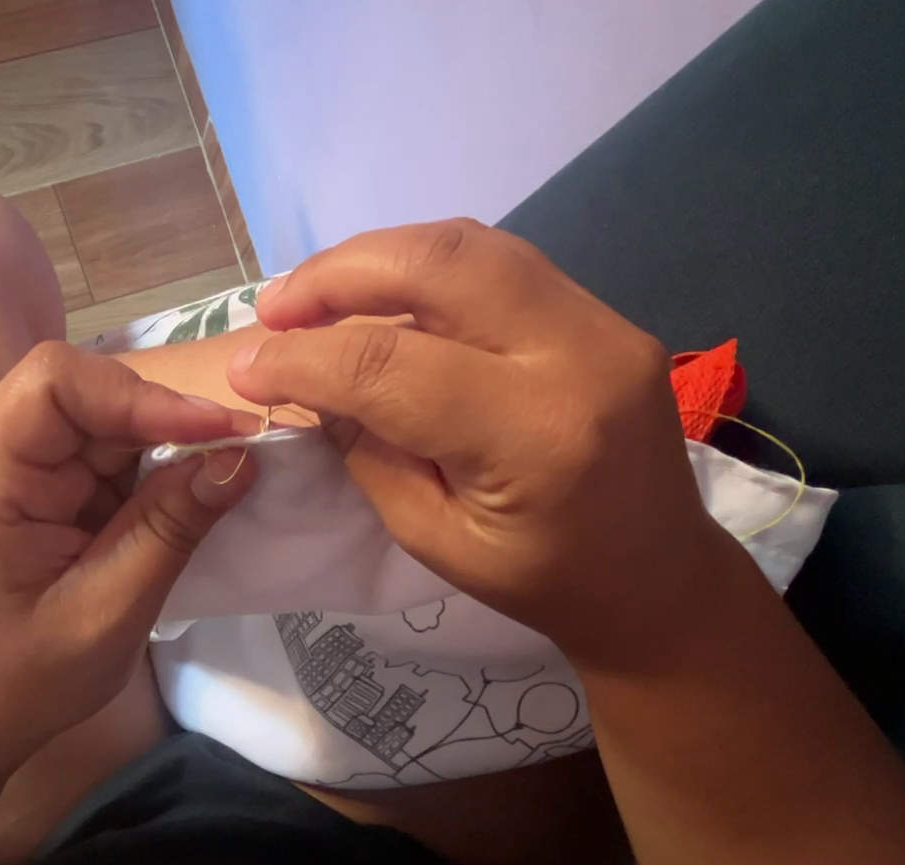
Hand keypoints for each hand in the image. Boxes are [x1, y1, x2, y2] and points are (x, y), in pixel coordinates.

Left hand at [0, 343, 255, 763]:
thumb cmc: (31, 677)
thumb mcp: (110, 611)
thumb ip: (170, 530)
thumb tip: (239, 461)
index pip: (53, 387)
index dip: (135, 392)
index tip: (213, 428)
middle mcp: (11, 463)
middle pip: (88, 393)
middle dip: (163, 414)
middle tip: (235, 447)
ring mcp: (39, 477)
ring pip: (111, 422)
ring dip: (170, 440)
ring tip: (228, 468)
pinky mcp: (65, 496)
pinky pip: (119, 459)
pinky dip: (163, 468)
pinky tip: (198, 489)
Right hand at [228, 219, 732, 669]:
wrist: (656, 577)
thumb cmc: (539, 580)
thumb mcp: (433, 537)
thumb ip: (370, 452)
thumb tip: (312, 386)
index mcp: (531, 437)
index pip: (389, 368)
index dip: (304, 359)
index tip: (248, 368)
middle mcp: (576, 356)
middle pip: (439, 262)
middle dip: (337, 273)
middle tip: (275, 307)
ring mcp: (603, 323)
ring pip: (471, 244)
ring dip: (378, 259)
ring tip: (315, 296)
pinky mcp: (604, 315)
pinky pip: (500, 265)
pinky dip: (424, 272)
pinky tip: (383, 301)